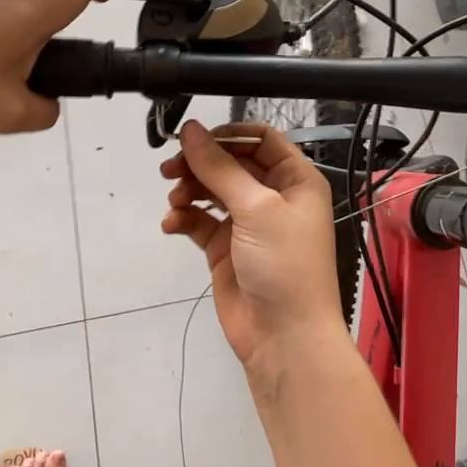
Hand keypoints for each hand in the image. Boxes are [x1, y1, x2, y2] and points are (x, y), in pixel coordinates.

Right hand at [160, 121, 343, 368]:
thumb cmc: (285, 264)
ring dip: (190, 189)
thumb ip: (220, 168)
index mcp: (296, 180)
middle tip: (170, 169)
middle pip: (232, 163)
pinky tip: (172, 224)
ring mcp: (249, 223)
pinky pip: (201, 222)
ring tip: (175, 200)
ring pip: (212, 190)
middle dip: (201, 163)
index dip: (229, 135)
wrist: (285, 336)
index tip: (195, 138)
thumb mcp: (257, 209)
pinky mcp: (226, 249)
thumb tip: (191, 129)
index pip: (262, 140)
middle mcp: (275, 196)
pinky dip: (185, 218)